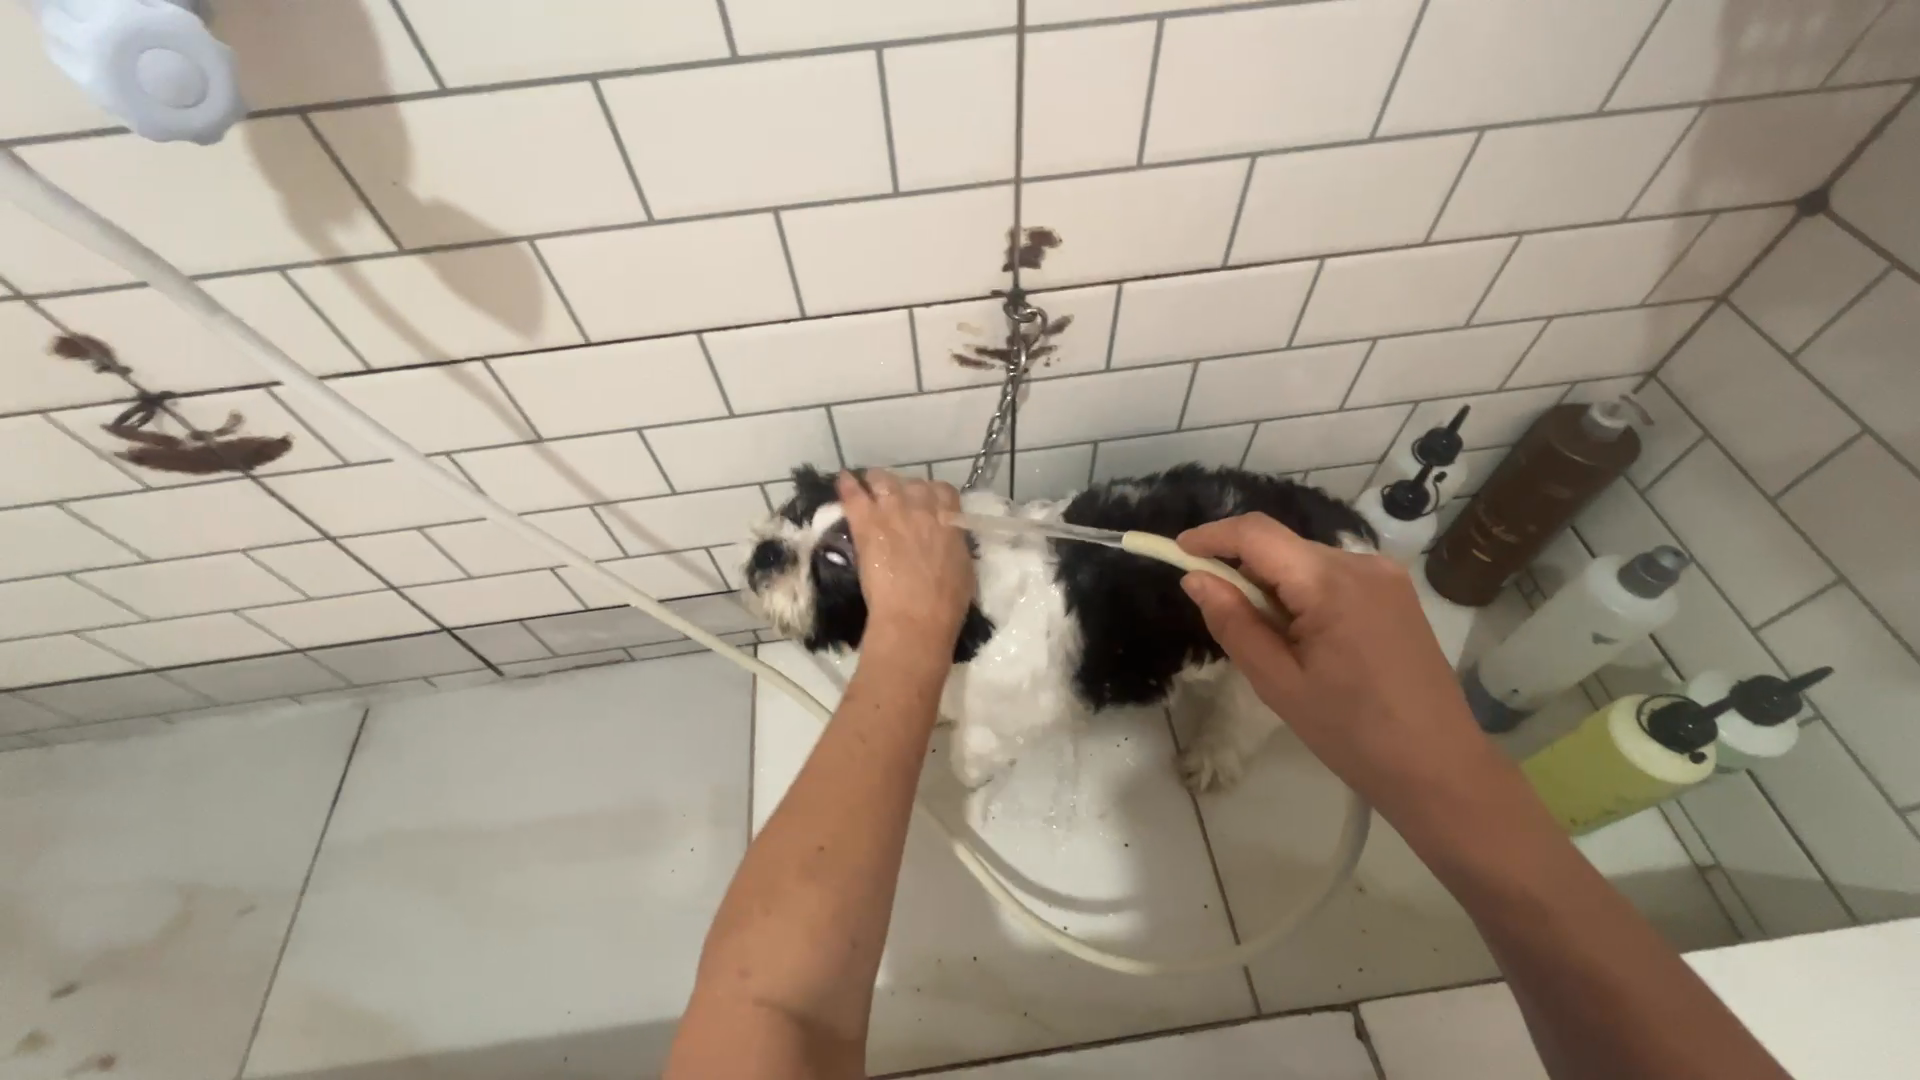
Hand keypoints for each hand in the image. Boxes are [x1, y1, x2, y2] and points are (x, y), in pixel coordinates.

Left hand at [837, 470, 975, 650]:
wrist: (916, 616)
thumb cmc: (947, 602)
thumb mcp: (965, 569)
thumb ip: (955, 545)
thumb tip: (949, 540)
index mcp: (949, 519)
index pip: (943, 490)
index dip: (934, 495)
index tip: (928, 504)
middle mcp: (921, 507)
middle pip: (912, 482)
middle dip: (906, 489)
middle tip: (899, 503)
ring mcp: (892, 511)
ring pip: (881, 479)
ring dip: (877, 482)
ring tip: (871, 489)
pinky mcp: (866, 523)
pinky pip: (853, 493)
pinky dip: (847, 483)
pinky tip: (843, 480)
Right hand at [1177, 514, 1499, 820]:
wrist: (1439, 768)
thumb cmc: (1351, 732)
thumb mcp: (1277, 682)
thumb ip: (1233, 622)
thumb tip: (1195, 578)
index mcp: (1331, 583)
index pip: (1257, 533)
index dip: (1210, 535)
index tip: (1175, 552)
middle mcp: (1361, 564)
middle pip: (1280, 545)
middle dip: (1240, 568)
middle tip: (1220, 616)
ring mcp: (1384, 576)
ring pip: (1303, 560)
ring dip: (1271, 585)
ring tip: (1268, 641)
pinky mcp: (1394, 593)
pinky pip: (1329, 576)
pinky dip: (1300, 593)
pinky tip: (1302, 639)